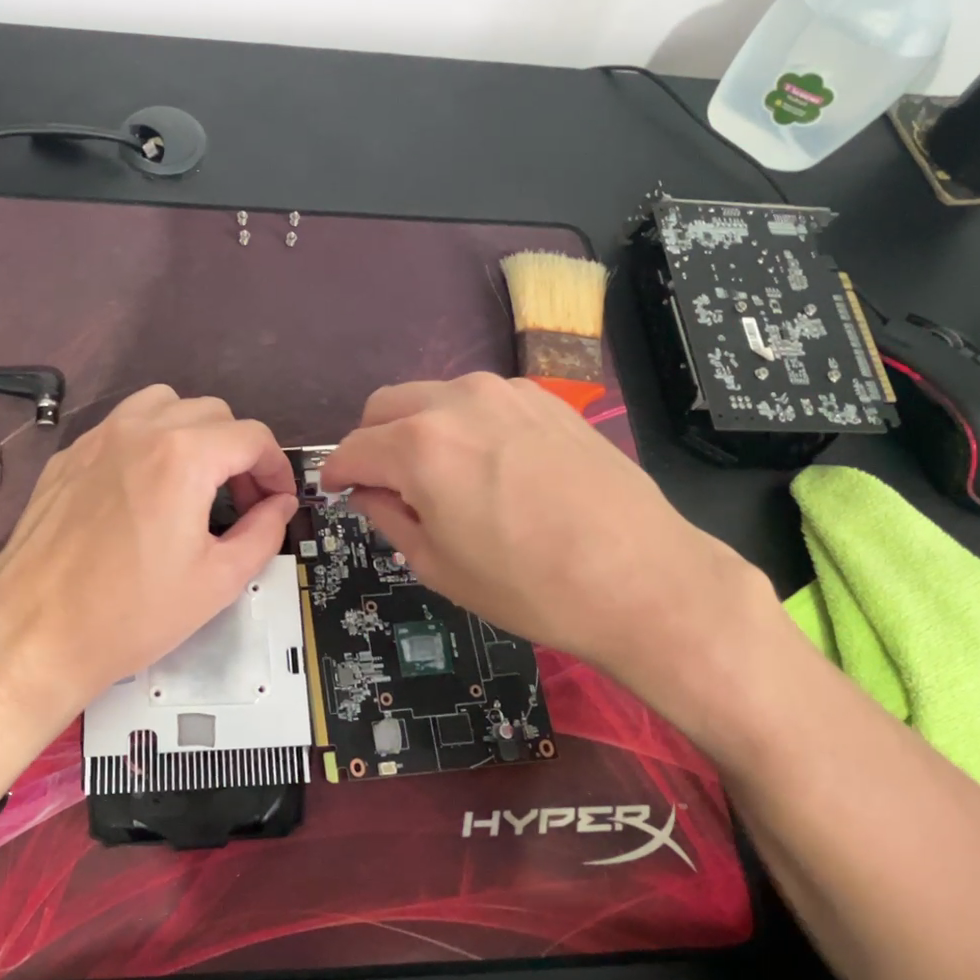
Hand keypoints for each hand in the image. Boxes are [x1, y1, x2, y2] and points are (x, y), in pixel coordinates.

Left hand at [0, 386, 297, 807]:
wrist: (36, 634)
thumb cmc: (132, 614)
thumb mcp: (219, 581)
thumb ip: (263, 533)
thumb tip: (279, 506)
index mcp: (183, 455)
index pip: (252, 436)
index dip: (277, 468)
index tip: (278, 501)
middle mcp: (139, 430)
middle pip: (212, 413)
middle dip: (239, 451)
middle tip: (242, 501)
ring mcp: (95, 439)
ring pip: (162, 405)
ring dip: (192, 433)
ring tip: (195, 482)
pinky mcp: (66, 458)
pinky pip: (120, 428)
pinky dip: (147, 442)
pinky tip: (143, 491)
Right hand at [320, 373, 771, 685]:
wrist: (642, 578)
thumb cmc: (529, 587)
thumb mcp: (438, 566)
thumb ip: (389, 517)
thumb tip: (367, 492)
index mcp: (419, 447)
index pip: (352, 449)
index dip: (336, 474)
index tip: (338, 492)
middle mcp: (457, 402)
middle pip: (385, 406)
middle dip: (371, 442)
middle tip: (384, 485)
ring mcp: (506, 393)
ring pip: (433, 396)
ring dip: (418, 428)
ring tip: (441, 477)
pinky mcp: (545, 399)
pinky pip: (480, 401)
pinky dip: (464, 424)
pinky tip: (490, 466)